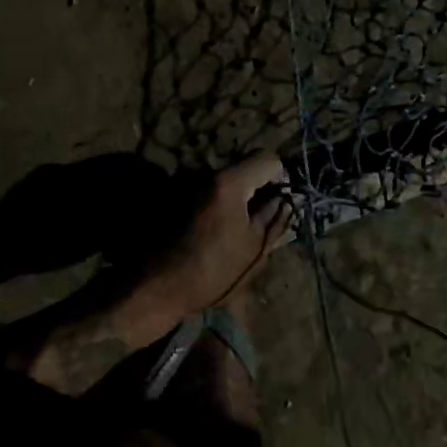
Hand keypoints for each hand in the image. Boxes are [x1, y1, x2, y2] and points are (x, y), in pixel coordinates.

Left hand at [140, 151, 291, 313]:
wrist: (156, 288)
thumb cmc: (212, 272)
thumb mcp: (255, 248)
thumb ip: (277, 216)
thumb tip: (291, 199)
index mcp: (228, 183)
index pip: (267, 158)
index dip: (281, 178)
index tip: (279, 204)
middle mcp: (204, 172)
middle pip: (243, 168)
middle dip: (257, 190)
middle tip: (260, 222)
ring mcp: (184, 182)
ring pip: (224, 181)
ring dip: (235, 199)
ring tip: (233, 232)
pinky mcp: (171, 195)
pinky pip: (204, 191)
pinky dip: (215, 205)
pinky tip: (211, 234)